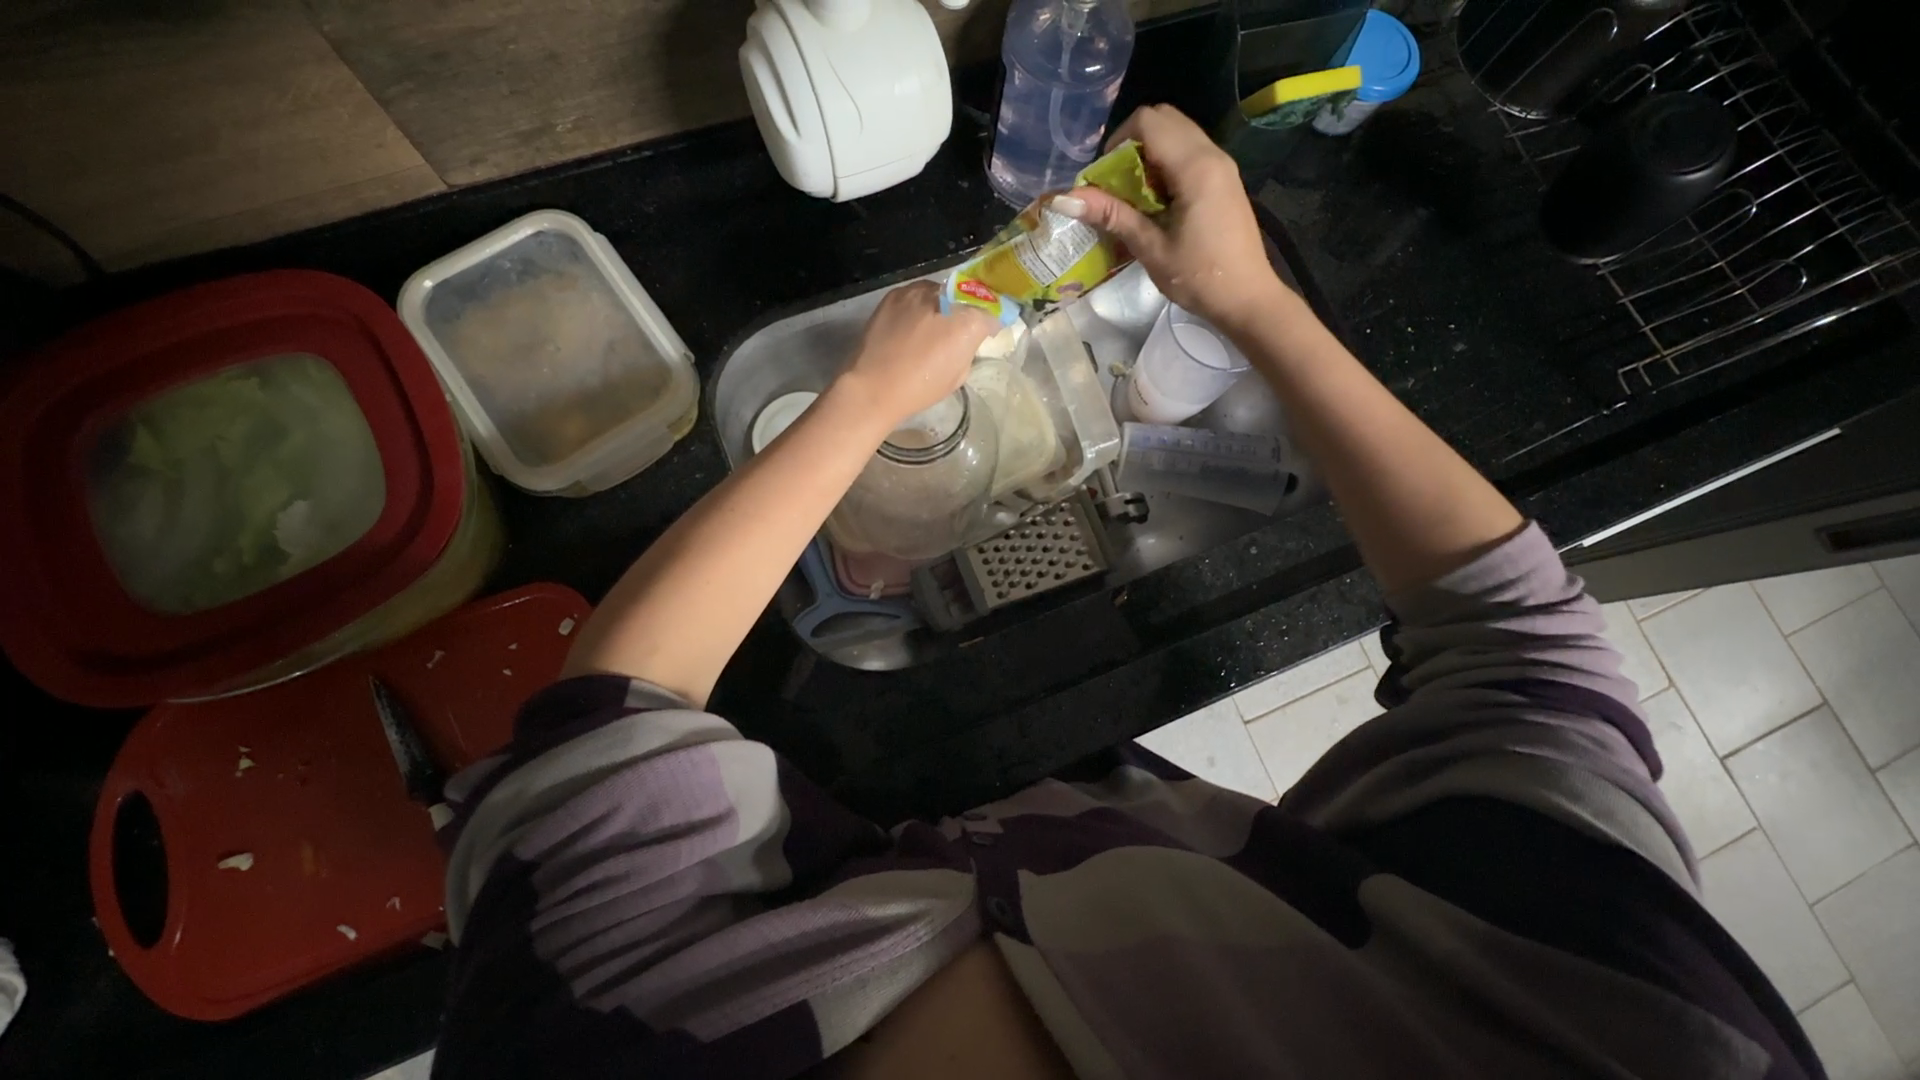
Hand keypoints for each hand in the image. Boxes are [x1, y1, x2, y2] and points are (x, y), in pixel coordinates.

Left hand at [834, 281, 997, 427]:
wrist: (873, 385)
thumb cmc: (919, 388)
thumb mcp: (958, 375)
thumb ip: (969, 349)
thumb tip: (969, 339)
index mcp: (968, 321)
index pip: (990, 312)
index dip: (990, 323)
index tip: (986, 333)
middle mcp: (946, 298)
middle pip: (966, 297)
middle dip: (966, 311)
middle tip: (958, 330)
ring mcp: (918, 292)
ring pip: (941, 292)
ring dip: (943, 305)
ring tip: (933, 326)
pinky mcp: (895, 293)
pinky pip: (917, 294)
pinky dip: (920, 305)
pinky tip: (913, 323)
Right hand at [1054, 105, 1291, 333]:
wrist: (1247, 298)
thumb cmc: (1199, 277)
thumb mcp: (1151, 248)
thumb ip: (1112, 215)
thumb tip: (1066, 199)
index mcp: (1195, 167)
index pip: (1149, 122)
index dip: (1118, 141)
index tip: (1104, 177)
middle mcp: (1212, 154)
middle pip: (1164, 119)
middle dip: (1132, 143)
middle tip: (1116, 182)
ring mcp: (1221, 165)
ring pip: (1178, 133)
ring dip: (1148, 153)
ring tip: (1134, 194)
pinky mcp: (1223, 179)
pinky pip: (1189, 152)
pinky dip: (1166, 164)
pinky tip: (1156, 201)